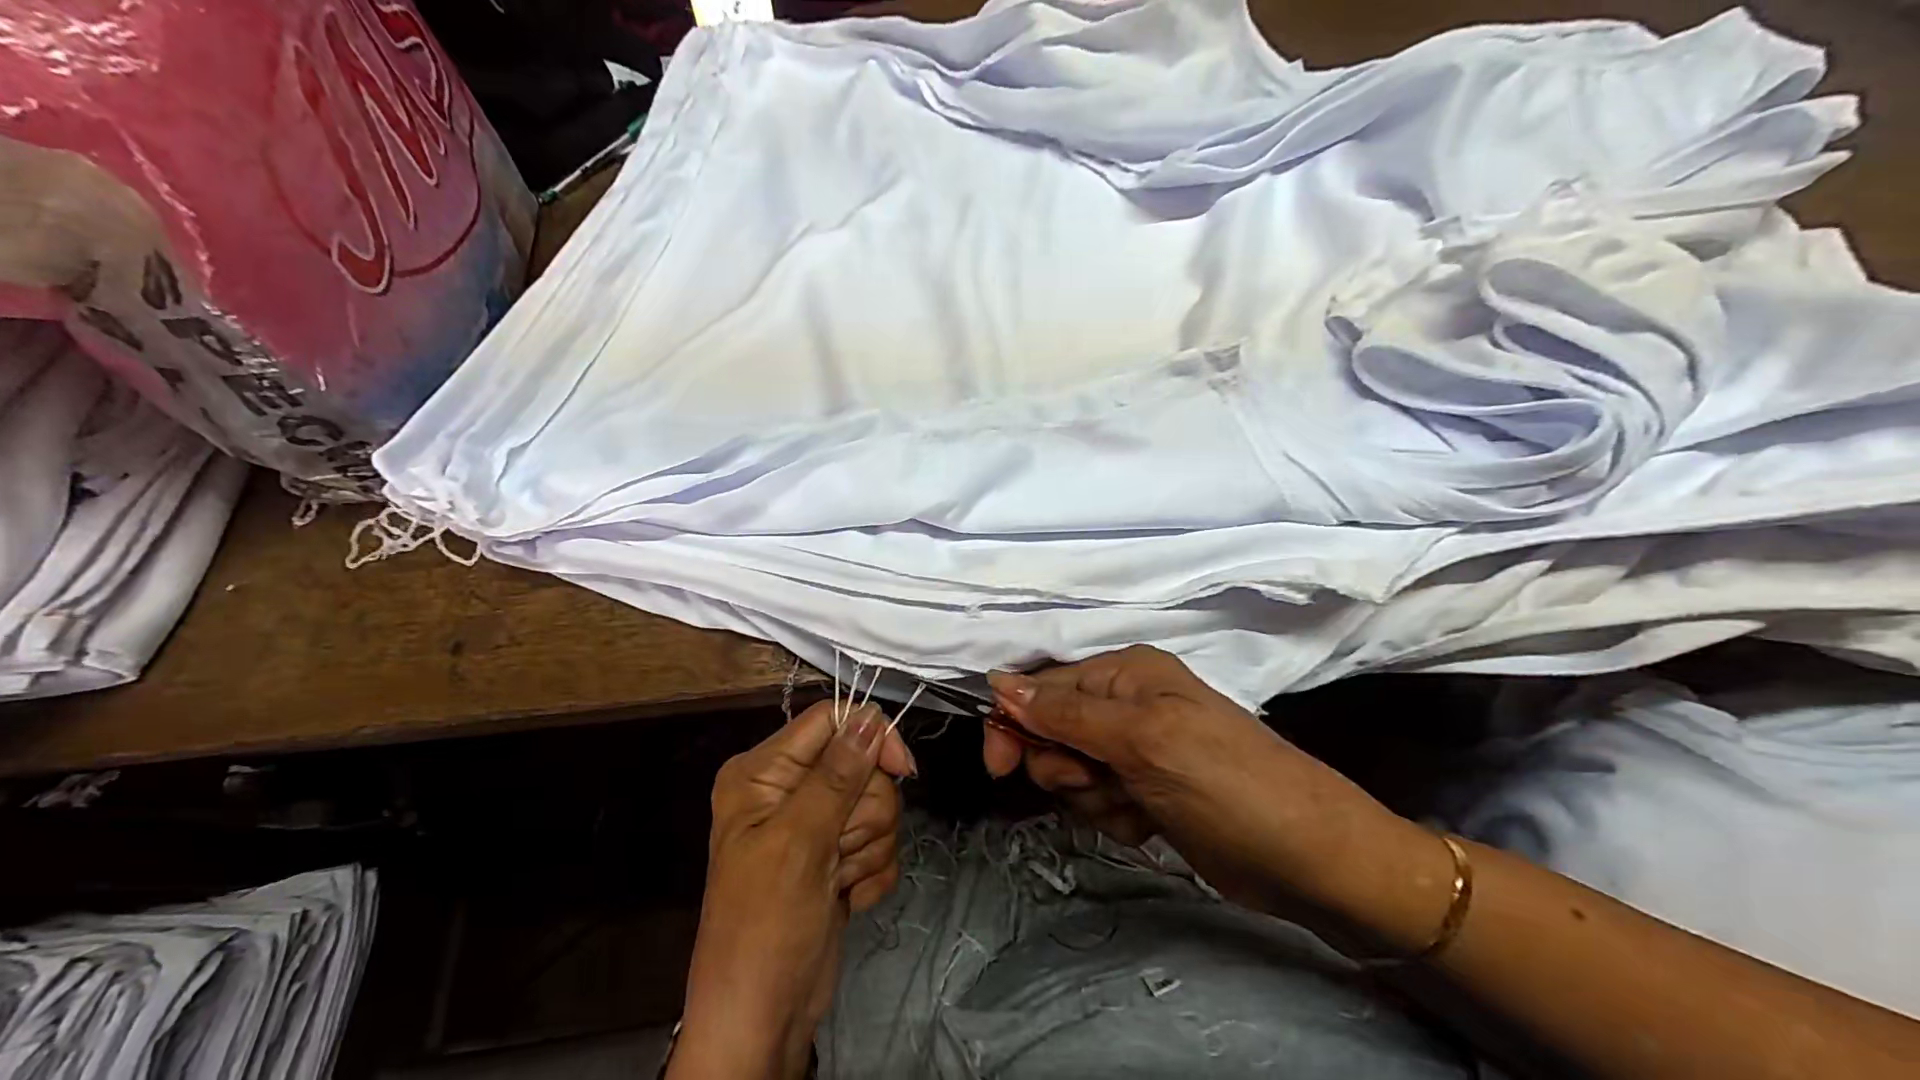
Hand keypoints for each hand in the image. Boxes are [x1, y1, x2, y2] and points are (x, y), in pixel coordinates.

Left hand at [670, 702, 912, 1079]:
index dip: (871, 736)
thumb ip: (836, 775)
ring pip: (878, 805)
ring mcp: (816, 826)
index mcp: (764, 772)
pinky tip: (845, 898)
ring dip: (868, 848)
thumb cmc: (764, 925)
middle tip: (838, 850)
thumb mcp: (796, 843)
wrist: (763, 1019)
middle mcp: (790, 790)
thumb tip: (869, 716)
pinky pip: (880, 842)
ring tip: (837, 880)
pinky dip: (871, 873)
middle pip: (864, 765)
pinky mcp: (838, 857)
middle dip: (864, 813)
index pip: (830, 720)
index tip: (903, 769)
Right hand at [983, 646, 1425, 921]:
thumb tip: (998, 682)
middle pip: (1049, 732)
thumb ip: (1066, 713)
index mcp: (1126, 673)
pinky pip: (1097, 802)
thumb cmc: (1227, 785)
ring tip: (1137, 805)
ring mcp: (1137, 752)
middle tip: (1099, 784)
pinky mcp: (1145, 792)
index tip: (1002, 768)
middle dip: (1064, 768)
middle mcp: (1127, 705)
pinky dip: (1113, 818)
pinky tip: (1149, 824)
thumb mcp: (1143, 739)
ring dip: (1091, 798)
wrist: (1311, 862)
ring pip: (1070, 773)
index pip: (1041, 687)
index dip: (1015, 724)